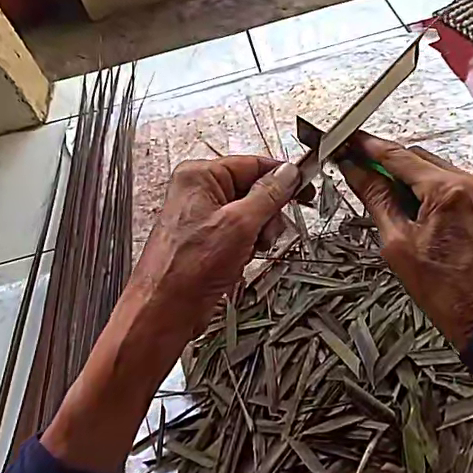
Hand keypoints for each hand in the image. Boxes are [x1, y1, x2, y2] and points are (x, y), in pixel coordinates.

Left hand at [44, 155, 298, 472]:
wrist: (165, 309)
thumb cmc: (188, 267)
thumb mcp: (240, 224)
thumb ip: (269, 195)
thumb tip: (288, 173)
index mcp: (200, 175)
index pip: (253, 164)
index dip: (282, 177)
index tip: (307, 188)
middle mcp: (199, 191)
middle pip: (254, 190)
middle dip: (268, 214)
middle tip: (266, 233)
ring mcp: (203, 216)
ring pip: (251, 214)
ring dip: (259, 234)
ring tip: (249, 251)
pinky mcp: (207, 239)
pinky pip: (241, 234)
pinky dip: (248, 246)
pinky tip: (240, 260)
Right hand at [336, 132, 472, 348]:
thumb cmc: (445, 290)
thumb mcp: (397, 242)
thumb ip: (376, 198)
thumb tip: (356, 171)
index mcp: (447, 190)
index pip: (398, 155)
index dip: (369, 147)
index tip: (350, 142)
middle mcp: (471, 186)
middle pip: (419, 158)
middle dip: (388, 163)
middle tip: (361, 171)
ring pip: (437, 172)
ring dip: (410, 178)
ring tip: (388, 199)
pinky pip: (455, 188)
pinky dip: (432, 192)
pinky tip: (417, 213)